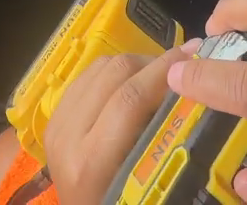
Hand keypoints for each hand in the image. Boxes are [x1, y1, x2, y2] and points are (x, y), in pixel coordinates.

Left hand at [43, 40, 198, 204]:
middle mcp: (67, 136)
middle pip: (114, 74)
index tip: (192, 59)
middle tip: (182, 68)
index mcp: (90, 163)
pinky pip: (88, 74)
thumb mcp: (144, 188)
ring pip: (101, 66)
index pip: (128, 100)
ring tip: (161, 75)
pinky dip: (115, 71)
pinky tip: (134, 80)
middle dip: (152, 63)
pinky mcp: (54, 115)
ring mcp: (56, 123)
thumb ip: (160, 142)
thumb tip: (192, 92)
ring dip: (135, 63)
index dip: (162, 73)